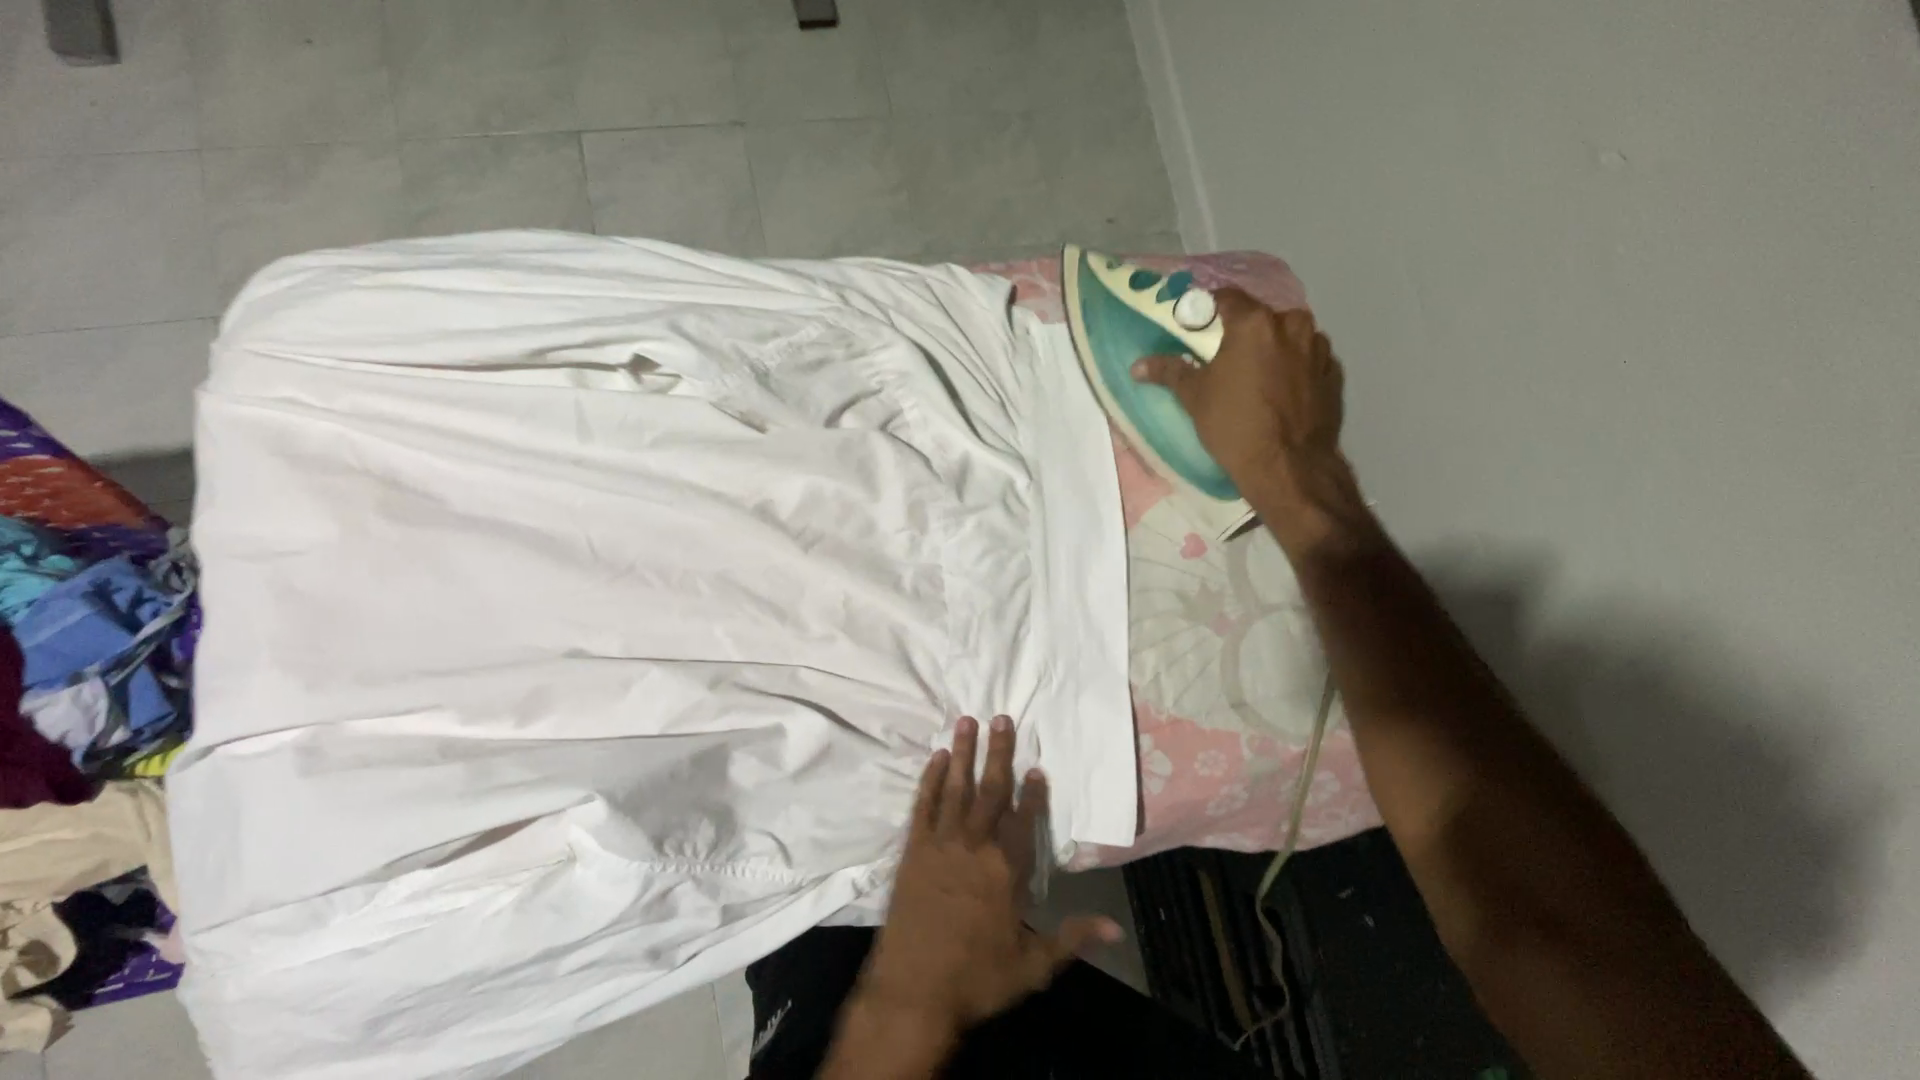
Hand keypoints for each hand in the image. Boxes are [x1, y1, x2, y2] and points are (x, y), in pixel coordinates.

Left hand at [858, 715, 1121, 1034]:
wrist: (913, 992)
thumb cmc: (977, 979)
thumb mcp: (1033, 966)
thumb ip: (1072, 939)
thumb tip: (1117, 929)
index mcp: (1007, 872)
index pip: (1024, 821)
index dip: (1033, 793)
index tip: (1036, 765)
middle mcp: (976, 848)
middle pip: (991, 792)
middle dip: (999, 753)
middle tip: (1003, 716)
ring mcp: (940, 846)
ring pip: (956, 789)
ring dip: (964, 754)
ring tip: (968, 720)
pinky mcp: (912, 852)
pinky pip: (923, 807)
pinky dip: (930, 780)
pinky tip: (937, 758)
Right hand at [1132, 291, 1362, 546]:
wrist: (1289, 468)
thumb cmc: (1235, 426)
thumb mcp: (1195, 398)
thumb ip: (1169, 372)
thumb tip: (1138, 366)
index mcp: (1255, 323)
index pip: (1227, 297)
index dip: (1208, 309)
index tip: (1197, 327)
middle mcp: (1293, 325)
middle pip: (1261, 317)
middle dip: (1243, 332)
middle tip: (1225, 357)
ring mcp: (1319, 349)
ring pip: (1289, 337)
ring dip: (1272, 349)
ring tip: (1256, 376)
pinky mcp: (1334, 374)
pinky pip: (1308, 360)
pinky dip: (1294, 368)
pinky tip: (1281, 392)